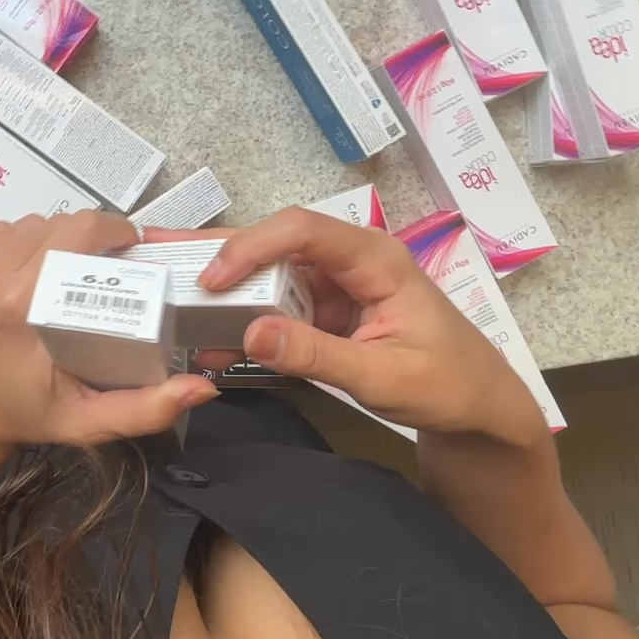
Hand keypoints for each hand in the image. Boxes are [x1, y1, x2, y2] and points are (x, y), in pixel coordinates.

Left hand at [0, 210, 219, 483]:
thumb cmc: (23, 419)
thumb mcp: (88, 421)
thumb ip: (147, 408)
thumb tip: (204, 389)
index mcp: (20, 303)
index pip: (77, 231)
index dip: (113, 229)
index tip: (130, 246)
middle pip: (54, 222)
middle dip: (88, 233)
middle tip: (108, 260)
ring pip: (26, 224)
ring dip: (55, 236)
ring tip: (73, 263)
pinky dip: (21, 241)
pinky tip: (35, 265)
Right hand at [157, 208, 544, 443]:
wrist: (478, 409)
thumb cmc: (447, 384)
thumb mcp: (383, 376)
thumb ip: (317, 354)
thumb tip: (249, 333)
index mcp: (373, 259)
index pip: (303, 230)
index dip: (252, 246)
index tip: (211, 279)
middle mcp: (348, 261)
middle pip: (275, 242)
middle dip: (219, 250)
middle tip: (159, 253)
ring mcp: (333, 286)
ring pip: (269, 272)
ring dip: (223, 286)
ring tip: (169, 290)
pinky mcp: (324, 310)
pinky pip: (276, 307)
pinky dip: (243, 321)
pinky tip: (210, 337)